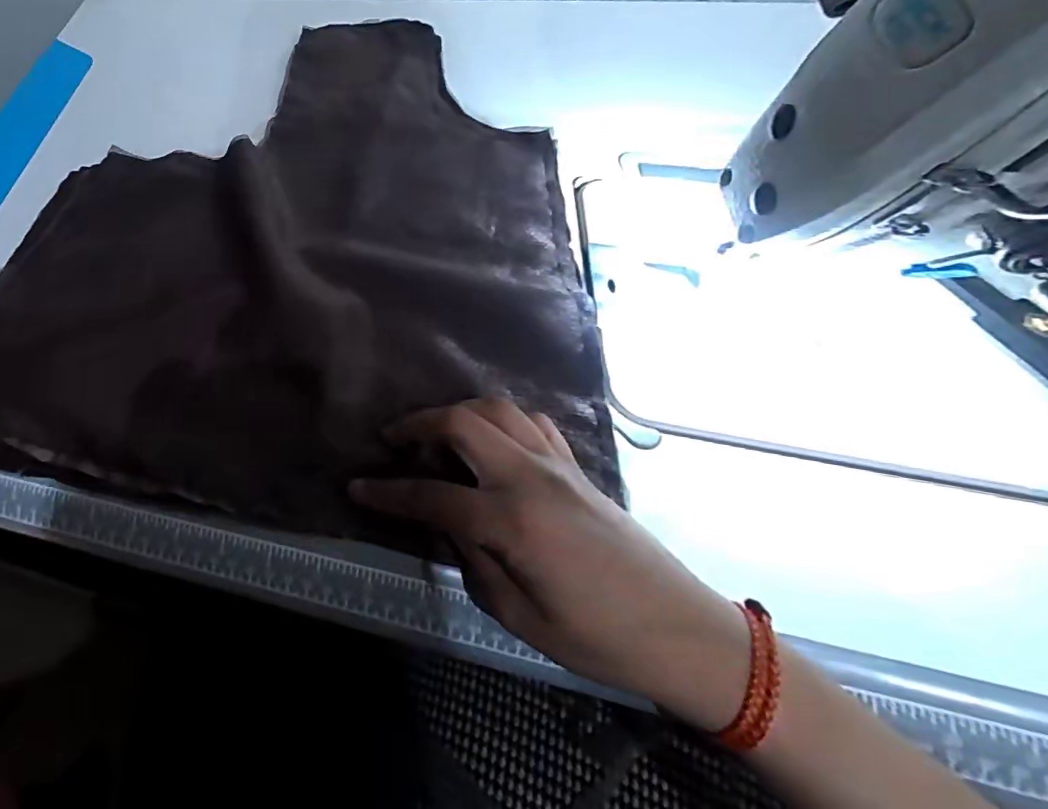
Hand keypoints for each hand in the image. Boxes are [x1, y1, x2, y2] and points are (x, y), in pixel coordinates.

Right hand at [349, 399, 751, 730]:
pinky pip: (532, 423)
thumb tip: (450, 525)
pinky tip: (491, 442)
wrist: (689, 635)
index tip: (358, 488)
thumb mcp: (518, 615)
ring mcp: (559, 468)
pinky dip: (501, 420)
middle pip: (462, 424)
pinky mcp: (578, 469)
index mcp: (513, 521)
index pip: (431, 495)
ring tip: (439, 434)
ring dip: (459, 413)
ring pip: (498, 410)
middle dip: (418, 424)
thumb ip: (473, 560)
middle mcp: (532, 479)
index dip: (387, 492)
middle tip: (394, 440)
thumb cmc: (601, 638)